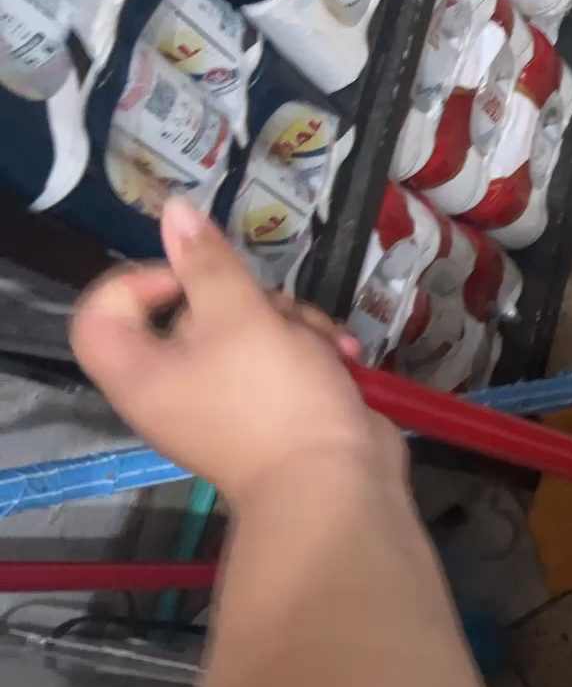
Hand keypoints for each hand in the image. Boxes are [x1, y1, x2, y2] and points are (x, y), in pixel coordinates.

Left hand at [69, 199, 404, 506]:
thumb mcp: (244, 321)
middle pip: (203, 314)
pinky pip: (290, 360)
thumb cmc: (276, 400)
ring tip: (333, 346)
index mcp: (140, 368)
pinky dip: (318, 353)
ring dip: (302, 327)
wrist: (335, 476)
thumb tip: (176, 210)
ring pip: (259, 332)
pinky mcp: (281, 404)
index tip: (206, 274)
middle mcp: (177, 382)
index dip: (151, 278)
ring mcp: (232, 396)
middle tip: (288, 318)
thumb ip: (211, 265)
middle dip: (262, 304)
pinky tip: (347, 358)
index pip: (109, 306)